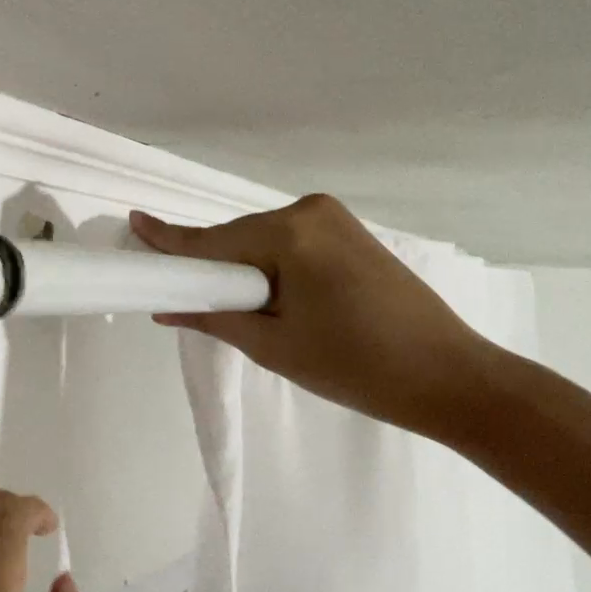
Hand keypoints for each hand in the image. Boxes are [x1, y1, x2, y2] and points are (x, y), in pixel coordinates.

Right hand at [130, 194, 500, 438]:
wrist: (457, 381)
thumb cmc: (359, 367)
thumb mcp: (274, 347)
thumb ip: (214, 317)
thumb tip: (166, 307)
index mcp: (290, 233)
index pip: (213, 241)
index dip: (170, 242)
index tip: (133, 224)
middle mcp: (309, 211)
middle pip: (236, 238)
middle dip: (214, 267)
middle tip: (190, 300)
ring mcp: (334, 218)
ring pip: (262, 240)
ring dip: (245, 268)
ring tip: (244, 309)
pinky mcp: (350, 232)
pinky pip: (289, 243)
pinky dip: (272, 265)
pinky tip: (273, 295)